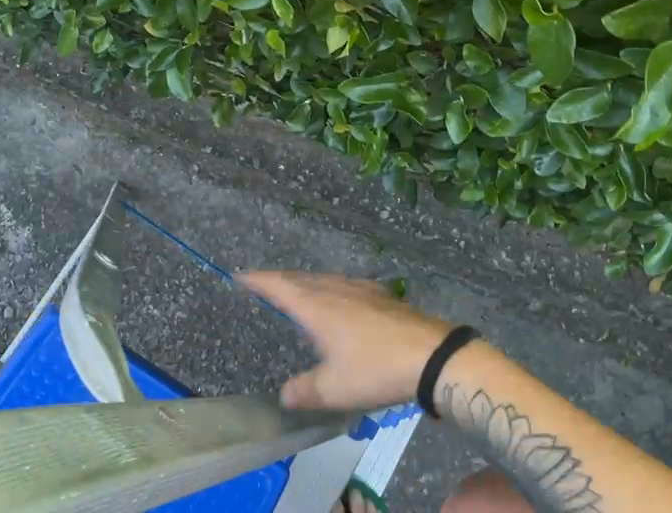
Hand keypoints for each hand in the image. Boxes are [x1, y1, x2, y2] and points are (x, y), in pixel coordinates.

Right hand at [238, 270, 454, 411]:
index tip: (239, 275)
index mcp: (317, 306)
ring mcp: (361, 289)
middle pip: (300, 279)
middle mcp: (335, 289)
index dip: (257, 280)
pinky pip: (345, 286)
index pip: (279, 286)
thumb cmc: (376, 368)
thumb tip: (284, 395)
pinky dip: (332, 290)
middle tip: (264, 285)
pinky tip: (341, 301)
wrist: (432, 356)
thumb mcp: (334, 390)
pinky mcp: (382, 296)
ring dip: (306, 284)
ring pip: (324, 280)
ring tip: (298, 293)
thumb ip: (305, 392)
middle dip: (279, 280)